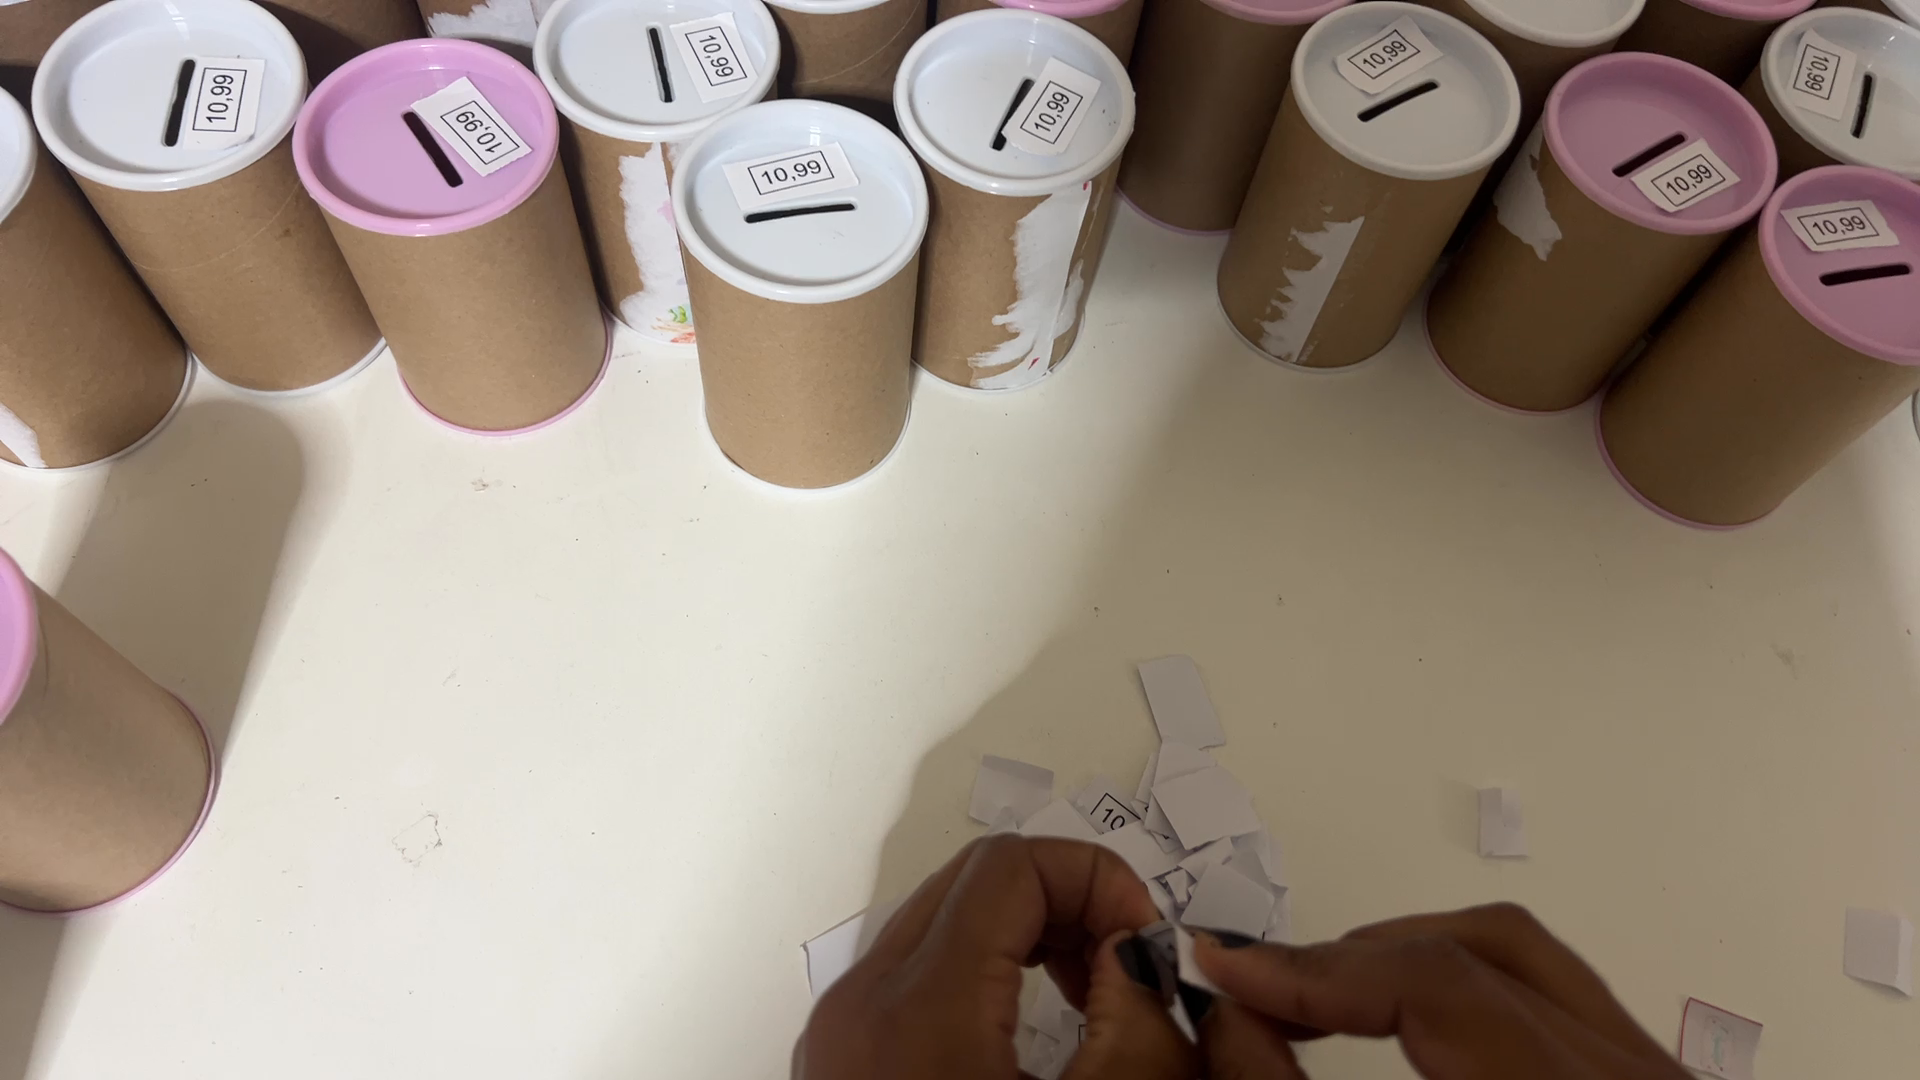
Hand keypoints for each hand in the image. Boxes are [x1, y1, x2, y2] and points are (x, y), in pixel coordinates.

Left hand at [793, 835, 1197, 1079]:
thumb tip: (1132, 943)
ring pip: (948, 912)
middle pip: (975, 879)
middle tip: (1126, 961)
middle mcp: (860, 999)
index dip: (1094, 876)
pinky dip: (989, 961)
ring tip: (1089, 989)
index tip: (1147, 939)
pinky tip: (1034, 1013)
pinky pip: (925, 961)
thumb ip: (1139, 1015)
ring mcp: (841, 1024)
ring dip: (1030, 928)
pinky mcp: (844, 1050)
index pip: (1009, 865)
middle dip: (1066, 898)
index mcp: (915, 1008)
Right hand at [1193, 902, 1688, 1079]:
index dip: (1314, 969)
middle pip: (1473, 956)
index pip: (1438, 989)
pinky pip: (1547, 985)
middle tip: (1260, 982)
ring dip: (1399, 949)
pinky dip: (1456, 969)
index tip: (1222, 965)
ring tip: (1327, 985)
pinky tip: (1411, 1006)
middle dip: (1343, 959)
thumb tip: (1233, 1012)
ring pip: (1515, 952)